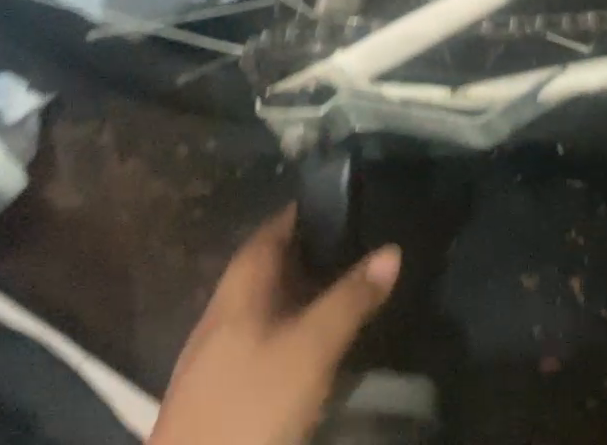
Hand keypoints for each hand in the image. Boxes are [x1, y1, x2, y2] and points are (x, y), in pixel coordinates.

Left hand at [150, 206, 401, 444]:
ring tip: (343, 285)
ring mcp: (214, 361)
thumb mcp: (312, 349)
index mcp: (235, 299)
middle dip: (305, 253)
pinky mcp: (221, 393)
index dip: (296, 216)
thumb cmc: (252, 404)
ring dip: (299, 292)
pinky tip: (314, 339)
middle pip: (261, 273)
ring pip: (261, 309)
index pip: (263, 240)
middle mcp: (219, 321)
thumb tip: (392, 250)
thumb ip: (350, 299)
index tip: (336, 201)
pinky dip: (291, 326)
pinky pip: (261, 340)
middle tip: (353, 240)